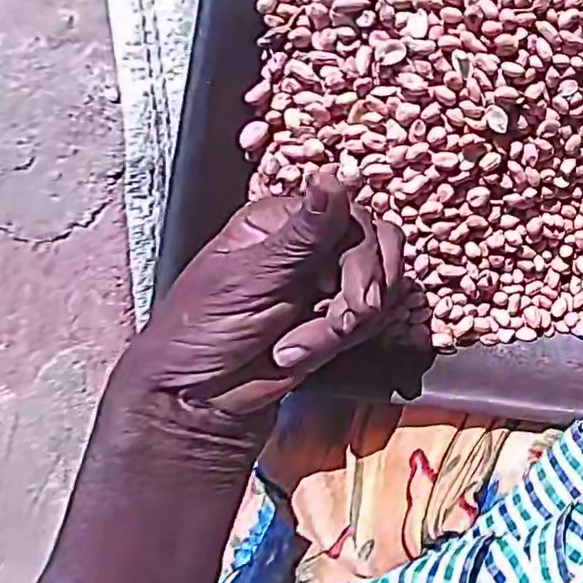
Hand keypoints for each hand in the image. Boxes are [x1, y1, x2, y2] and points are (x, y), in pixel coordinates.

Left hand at [111, 167, 407, 450]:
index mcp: (284, 219)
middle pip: (379, 245)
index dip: (361, 258)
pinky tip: (309, 348)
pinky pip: (379, 310)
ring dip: (353, 319)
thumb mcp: (249, 279)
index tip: (353, 297)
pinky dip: (353, 335)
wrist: (196, 403)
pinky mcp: (343, 307)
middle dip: (362, 292)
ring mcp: (331, 274)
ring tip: (306, 342)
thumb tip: (333, 178)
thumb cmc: (200, 334)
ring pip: (385, 279)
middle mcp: (315, 240)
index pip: (353, 217)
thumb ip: (303, 232)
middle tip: (339, 324)